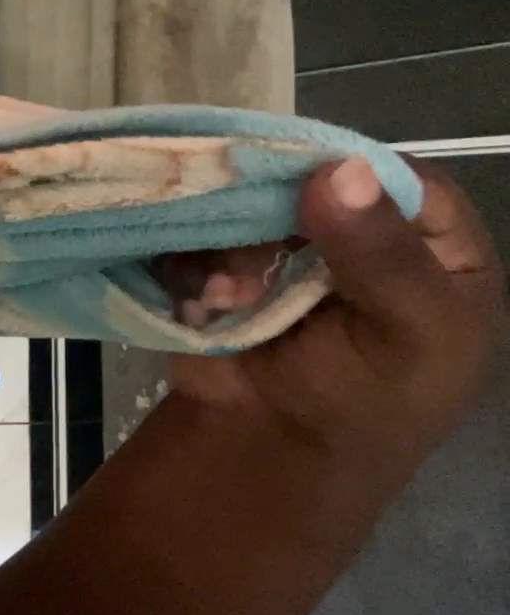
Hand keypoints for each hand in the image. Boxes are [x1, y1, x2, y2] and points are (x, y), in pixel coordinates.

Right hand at [166, 157, 504, 463]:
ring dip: (222, 251)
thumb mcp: (409, 335)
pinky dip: (188, 268)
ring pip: (234, 210)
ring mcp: (273, 251)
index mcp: (427, 248)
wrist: (266, 446)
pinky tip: (202, 306)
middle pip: (301, 184)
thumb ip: (383, 255)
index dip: (350, 169)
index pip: (397, 179)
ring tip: (227, 298)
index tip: (297, 179)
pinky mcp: (212, 268)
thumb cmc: (366, 400)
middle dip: (265, 216)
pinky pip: (188, 240)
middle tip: (248, 253)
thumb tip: (340, 168)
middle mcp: (348, 238)